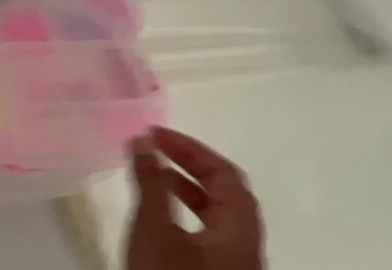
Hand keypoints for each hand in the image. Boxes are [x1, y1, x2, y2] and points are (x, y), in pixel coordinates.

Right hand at [126, 127, 263, 269]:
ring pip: (219, 217)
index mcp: (240, 233)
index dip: (192, 149)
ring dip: (187, 188)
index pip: (226, 176)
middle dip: (190, 165)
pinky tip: (160, 216)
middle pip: (227, 195)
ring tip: (152, 175)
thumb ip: (150, 182)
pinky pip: (211, 234)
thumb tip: (144, 139)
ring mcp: (236, 268)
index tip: (154, 134)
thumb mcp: (153, 229)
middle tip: (154, 148)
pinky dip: (186, 212)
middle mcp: (247, 249)